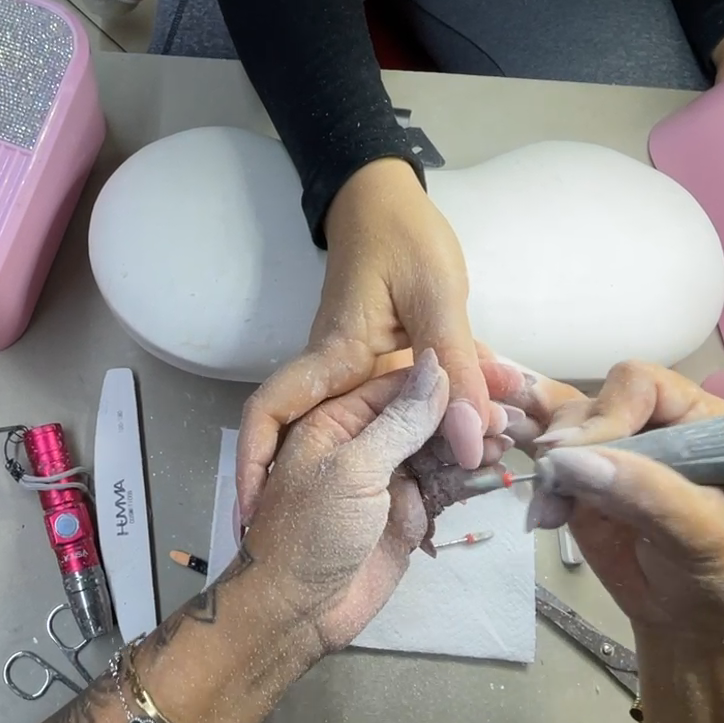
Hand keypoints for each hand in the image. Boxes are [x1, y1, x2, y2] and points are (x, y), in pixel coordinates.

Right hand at [238, 159, 517, 521]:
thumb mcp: (437, 299)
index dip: (254, 464)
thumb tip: (470, 441)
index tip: (254, 512)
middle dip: (344, 479)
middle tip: (372, 524)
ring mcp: (349, 367)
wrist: (384, 198)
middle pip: (318, 434)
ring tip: (446, 488)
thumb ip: (455, 369)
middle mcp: (330, 370)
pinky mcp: (371, 362)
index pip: (271, 412)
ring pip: (364, 423)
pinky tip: (468, 437)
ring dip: (401, 453)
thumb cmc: (401, 237)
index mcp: (331, 357)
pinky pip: (391, 405)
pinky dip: (426, 424)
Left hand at [240, 349, 503, 653]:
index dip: (443, 378)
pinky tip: (496, 466)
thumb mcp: (354, 468)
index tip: (490, 371)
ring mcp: (386, 477)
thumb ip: (399, 420)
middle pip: (421, 415)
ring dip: (471, 442)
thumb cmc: (312, 531)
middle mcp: (362, 442)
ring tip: (509, 437)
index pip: (396, 384)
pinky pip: (443, 483)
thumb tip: (434, 363)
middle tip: (509, 411)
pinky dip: (468, 475)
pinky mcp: (407, 511)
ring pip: (437, 448)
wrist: (299, 609)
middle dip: (463, 412)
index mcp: (335, 421)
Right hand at [500, 360, 723, 649]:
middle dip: (570, 444)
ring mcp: (610, 450)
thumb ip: (643, 490)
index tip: (586, 457)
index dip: (608, 413)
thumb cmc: (718, 574)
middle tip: (557, 485)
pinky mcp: (577, 476)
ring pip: (558, 429)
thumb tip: (566, 457)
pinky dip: (531, 472)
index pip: (641, 386)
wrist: (690, 620)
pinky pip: (542, 453)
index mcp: (698, 422)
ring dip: (547, 469)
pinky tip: (534, 498)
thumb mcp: (700, 534)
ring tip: (552, 513)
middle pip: (590, 404)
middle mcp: (650, 425)